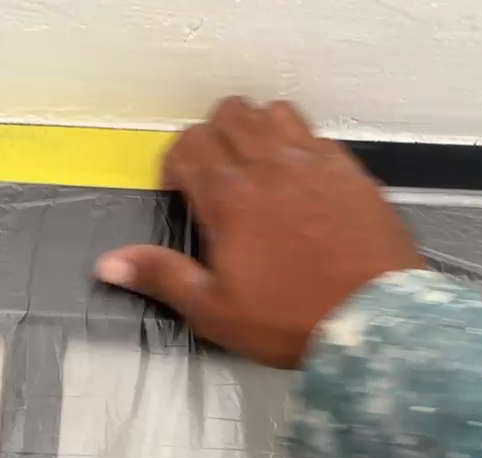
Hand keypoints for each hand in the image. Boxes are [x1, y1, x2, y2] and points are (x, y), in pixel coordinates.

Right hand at [97, 99, 423, 368]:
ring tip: (250, 169)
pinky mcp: (348, 170)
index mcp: (230, 199)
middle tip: (209, 176)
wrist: (372, 321)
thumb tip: (110, 264)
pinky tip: (293, 177)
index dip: (175, 165)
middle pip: (228, 116)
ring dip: (251, 130)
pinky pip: (313, 131)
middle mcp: (271, 167)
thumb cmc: (289, 319)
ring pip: (271, 112)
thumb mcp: (211, 309)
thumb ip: (160, 276)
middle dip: (209, 138)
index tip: (178, 191)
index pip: (189, 147)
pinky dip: (294, 141)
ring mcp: (314, 162)